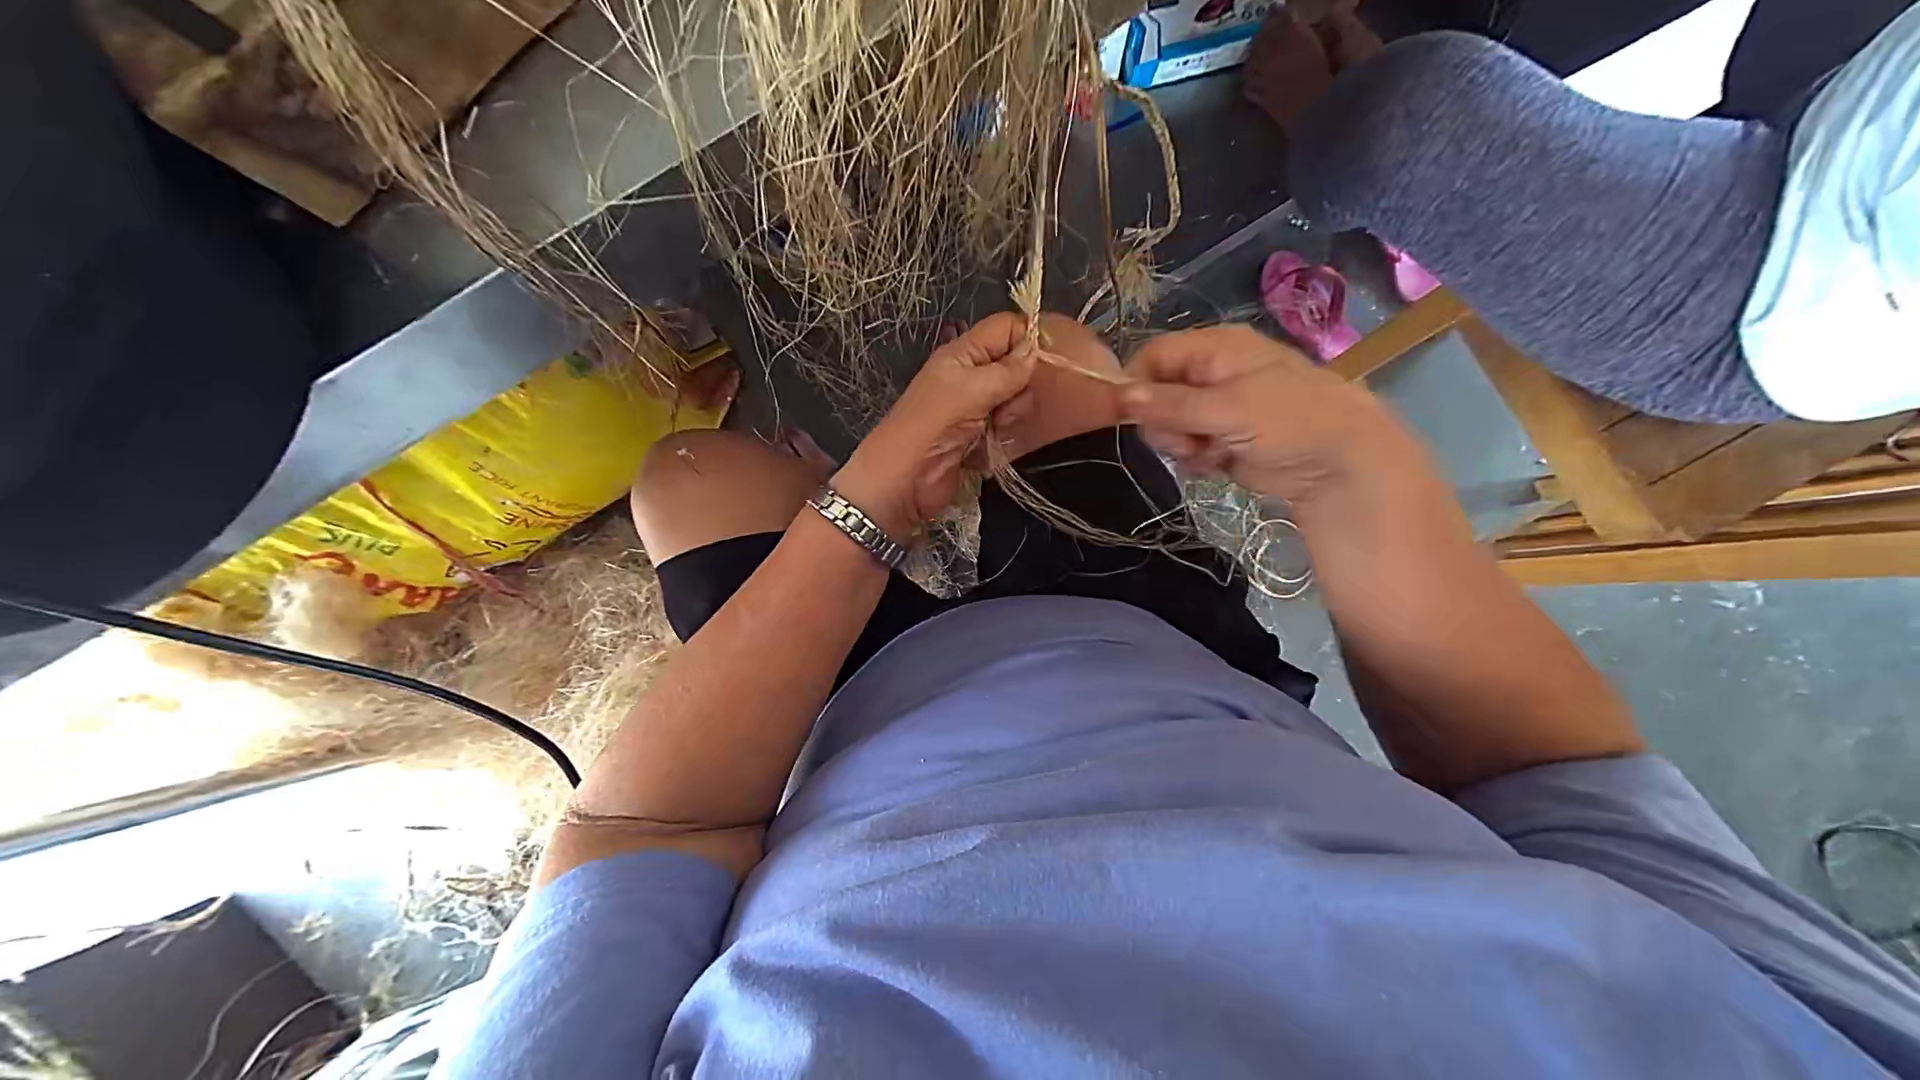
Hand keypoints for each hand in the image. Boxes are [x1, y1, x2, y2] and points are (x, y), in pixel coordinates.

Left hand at [833, 313, 1036, 537]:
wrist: (904, 480)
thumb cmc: (932, 425)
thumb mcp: (972, 389)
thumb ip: (1007, 370)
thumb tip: (1034, 351)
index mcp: (963, 354)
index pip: (1006, 330)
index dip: (1027, 339)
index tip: (1042, 364)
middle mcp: (970, 376)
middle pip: (1015, 366)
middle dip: (1022, 385)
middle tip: (1008, 406)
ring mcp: (974, 408)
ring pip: (1014, 399)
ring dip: (1013, 414)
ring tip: (998, 428)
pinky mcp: (978, 437)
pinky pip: (1006, 428)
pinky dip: (1004, 436)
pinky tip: (992, 445)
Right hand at [1118, 324, 1409, 509]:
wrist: (1342, 466)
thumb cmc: (1292, 422)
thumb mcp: (1228, 408)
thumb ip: (1171, 404)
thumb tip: (1119, 396)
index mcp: (1215, 348)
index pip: (1153, 355)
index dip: (1136, 383)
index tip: (1131, 416)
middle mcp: (1210, 373)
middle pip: (1155, 392)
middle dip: (1162, 422)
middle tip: (1186, 441)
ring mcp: (1215, 408)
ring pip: (1167, 424)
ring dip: (1179, 444)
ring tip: (1206, 453)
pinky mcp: (1219, 438)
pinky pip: (1185, 446)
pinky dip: (1194, 458)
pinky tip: (1215, 463)